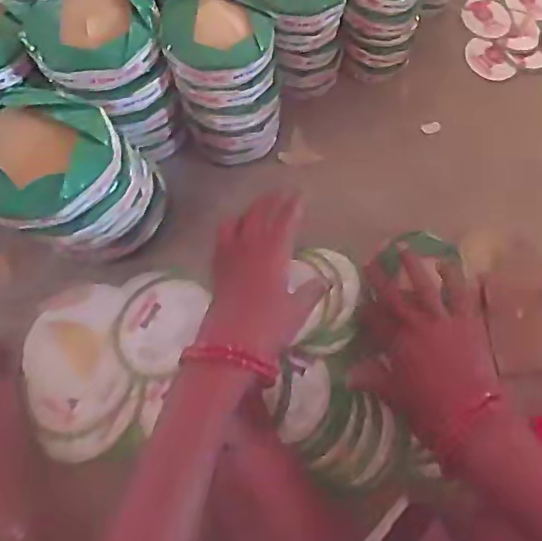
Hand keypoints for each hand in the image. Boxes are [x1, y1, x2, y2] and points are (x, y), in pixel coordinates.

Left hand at [199, 191, 325, 360]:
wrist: (229, 348)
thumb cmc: (269, 328)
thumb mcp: (296, 311)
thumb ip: (310, 292)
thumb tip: (323, 280)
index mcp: (275, 255)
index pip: (285, 222)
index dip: (292, 207)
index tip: (299, 195)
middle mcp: (253, 248)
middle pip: (261, 215)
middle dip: (272, 201)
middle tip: (282, 192)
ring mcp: (232, 256)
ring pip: (241, 221)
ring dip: (252, 209)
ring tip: (260, 204)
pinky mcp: (218, 268)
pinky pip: (222, 237)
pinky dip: (230, 224)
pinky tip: (232, 224)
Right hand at [351, 256, 501, 447]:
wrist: (471, 418)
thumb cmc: (431, 414)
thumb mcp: (397, 398)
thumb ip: (374, 380)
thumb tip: (349, 374)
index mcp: (398, 346)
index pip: (376, 322)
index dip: (366, 310)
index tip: (359, 300)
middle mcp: (418, 326)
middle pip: (395, 297)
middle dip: (381, 278)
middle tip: (371, 260)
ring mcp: (443, 320)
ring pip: (425, 286)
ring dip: (413, 265)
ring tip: (404, 247)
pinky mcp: (467, 320)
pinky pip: (460, 292)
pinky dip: (454, 276)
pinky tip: (447, 262)